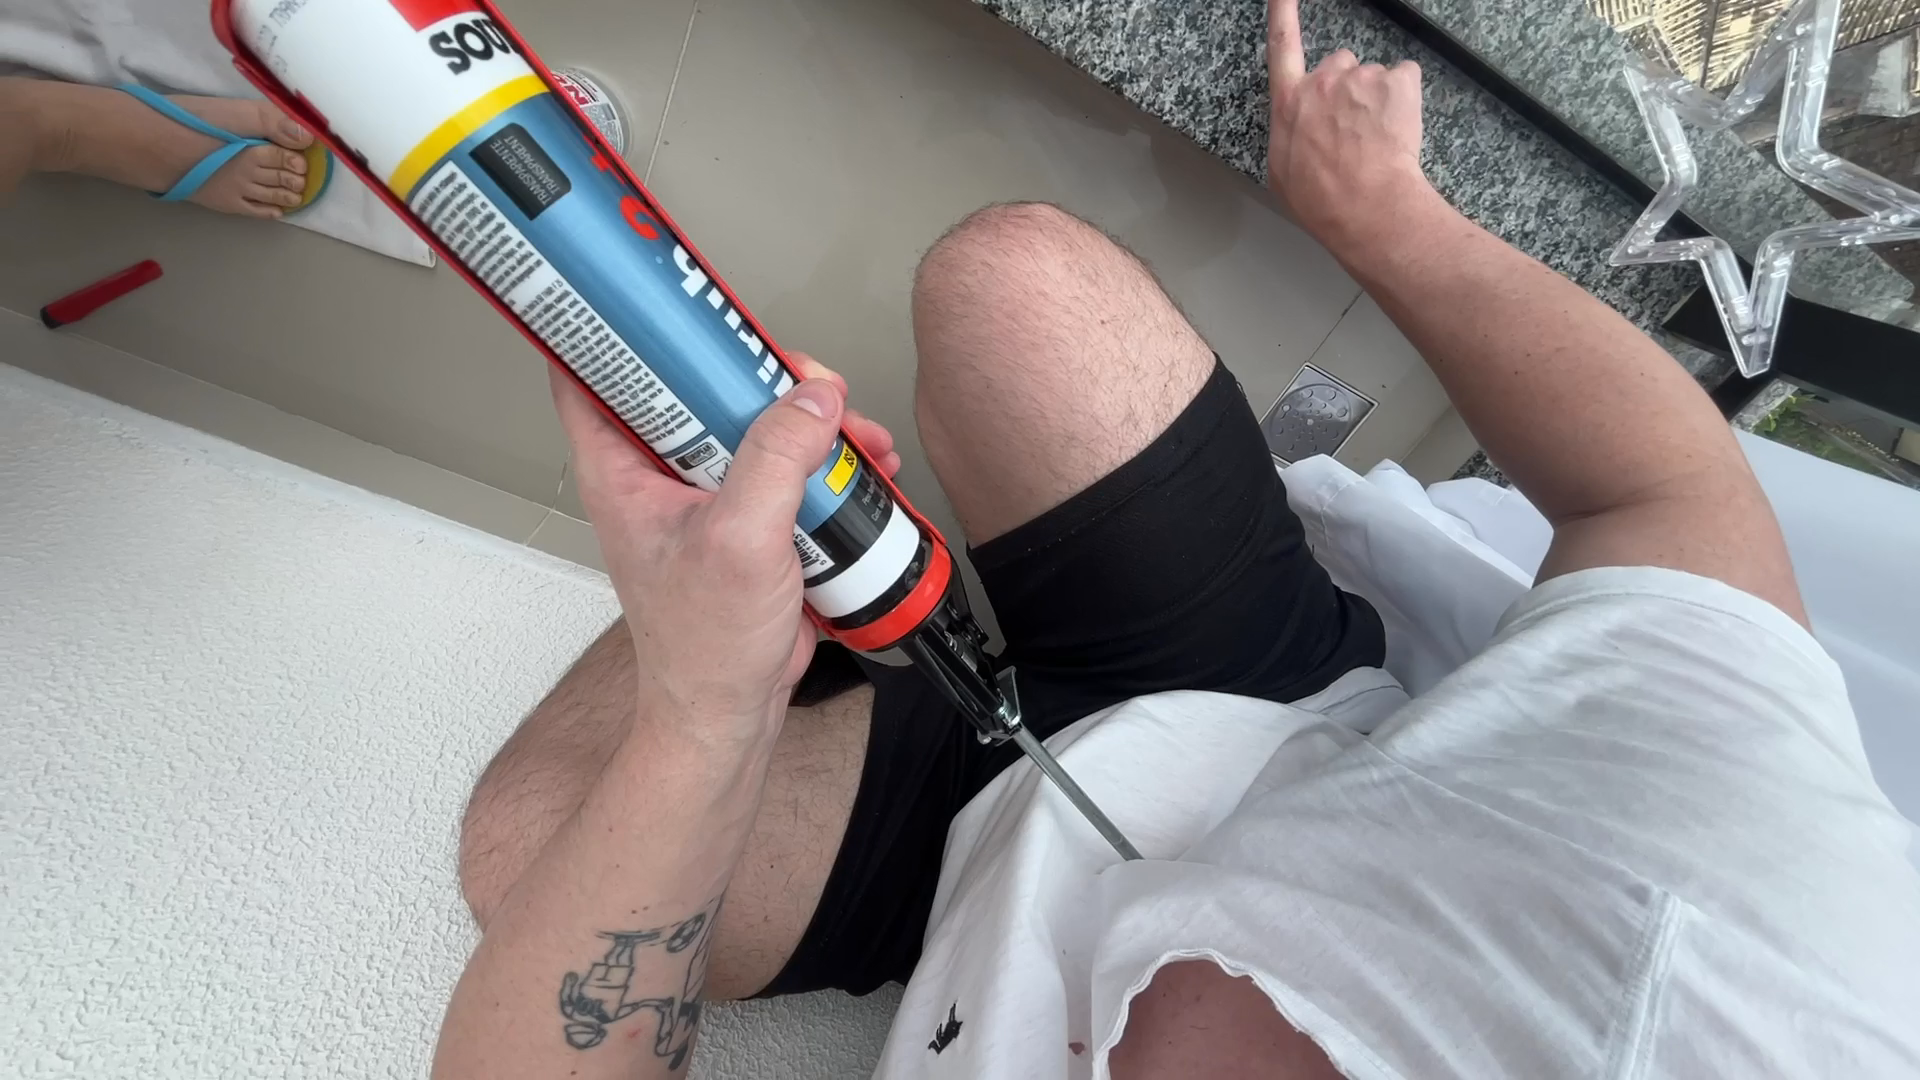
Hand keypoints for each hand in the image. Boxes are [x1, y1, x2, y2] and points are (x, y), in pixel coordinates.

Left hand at [551, 352, 901, 739]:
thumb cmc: (705, 644)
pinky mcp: (754, 513)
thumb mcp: (740, 541)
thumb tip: (813, 398)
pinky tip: (865, 468)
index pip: (599, 367)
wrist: (733, 703)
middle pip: (704, 384)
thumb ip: (777, 460)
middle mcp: (663, 471)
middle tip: (810, 380)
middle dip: (765, 374)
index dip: (628, 321)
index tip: (671, 293)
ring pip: (757, 422)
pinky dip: (828, 460)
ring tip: (857, 435)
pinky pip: (789, 464)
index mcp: (625, 467)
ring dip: (811, 420)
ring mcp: (713, 492)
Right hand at [1266, 0, 1434, 248]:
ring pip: (1371, 78)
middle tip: (1350, 131)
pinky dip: (1402, 101)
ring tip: (1373, 140)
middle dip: (1346, 89)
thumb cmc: (1319, 198)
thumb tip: (1300, 128)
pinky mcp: (1397, 79)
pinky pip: (1403, 80)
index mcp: (1289, 104)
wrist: (1362, 205)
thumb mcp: (1281, 172)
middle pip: (1338, 65)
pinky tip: (1394, 131)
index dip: (1281, 11)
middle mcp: (1323, 80)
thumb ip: (1289, 134)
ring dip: (1375, 101)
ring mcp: (1361, 77)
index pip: (1281, 45)